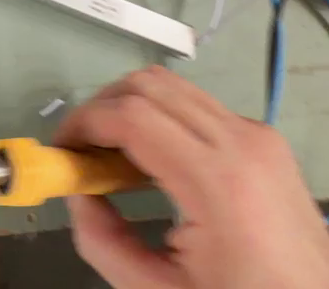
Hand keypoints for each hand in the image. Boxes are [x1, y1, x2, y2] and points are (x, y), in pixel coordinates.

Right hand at [57, 67, 328, 288]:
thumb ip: (105, 243)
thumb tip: (76, 196)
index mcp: (217, 182)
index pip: (131, 115)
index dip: (84, 123)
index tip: (62, 151)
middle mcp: (241, 141)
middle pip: (148, 85)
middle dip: (102, 108)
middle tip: (82, 150)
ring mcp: (258, 134)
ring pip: (172, 86)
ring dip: (131, 107)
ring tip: (114, 155)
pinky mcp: (266, 138)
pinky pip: (199, 106)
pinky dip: (163, 117)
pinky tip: (156, 161)